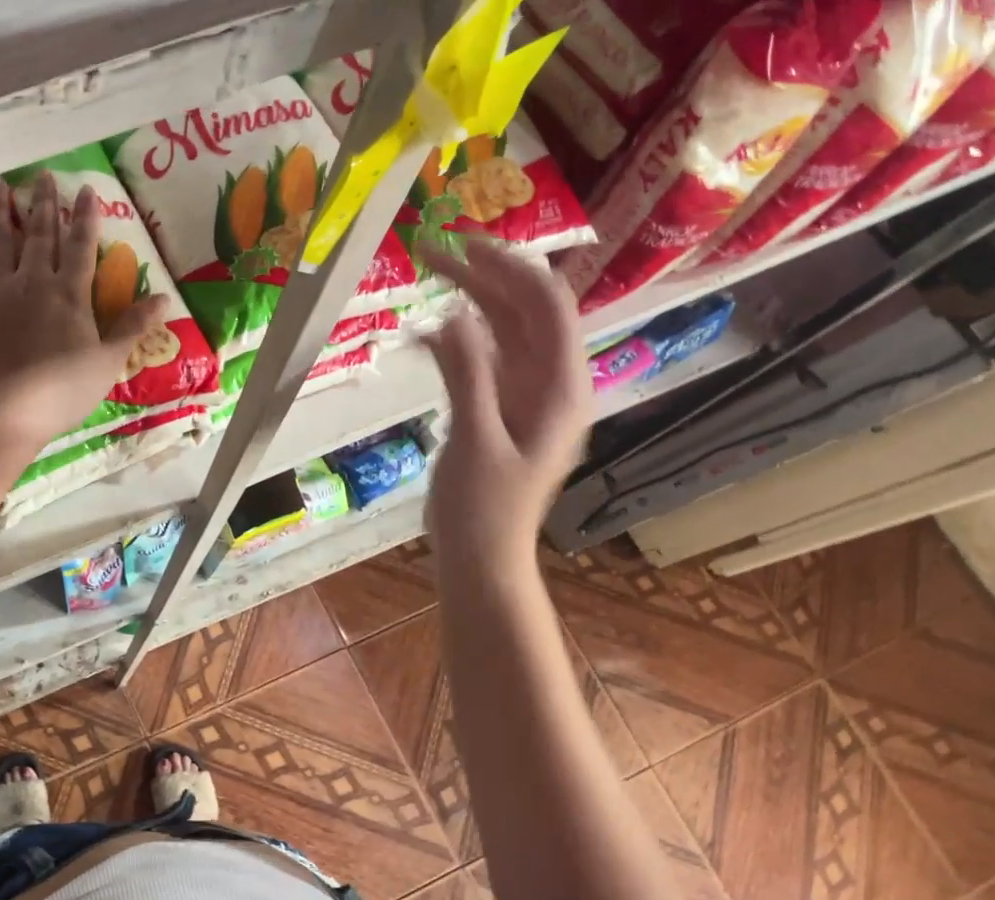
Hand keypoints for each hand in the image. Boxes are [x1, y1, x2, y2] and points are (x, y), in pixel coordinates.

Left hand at [0, 172, 168, 468]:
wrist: (1, 411)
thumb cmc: (60, 392)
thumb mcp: (106, 363)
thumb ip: (132, 327)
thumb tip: (165, 298)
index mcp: (69, 294)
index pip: (81, 246)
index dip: (85, 217)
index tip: (86, 190)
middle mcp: (32, 282)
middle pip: (38, 235)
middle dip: (43, 204)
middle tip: (42, 175)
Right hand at [420, 242, 590, 564]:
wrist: (482, 559)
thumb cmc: (484, 510)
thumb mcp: (475, 442)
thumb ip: (467, 377)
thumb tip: (449, 318)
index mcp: (562, 388)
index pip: (546, 306)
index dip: (508, 269)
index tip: (462, 246)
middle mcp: (552, 382)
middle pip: (525, 312)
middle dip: (485, 277)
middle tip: (433, 251)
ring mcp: (527, 396)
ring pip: (505, 332)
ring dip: (472, 301)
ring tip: (432, 273)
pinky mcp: (503, 410)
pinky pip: (486, 360)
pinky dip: (462, 339)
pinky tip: (431, 330)